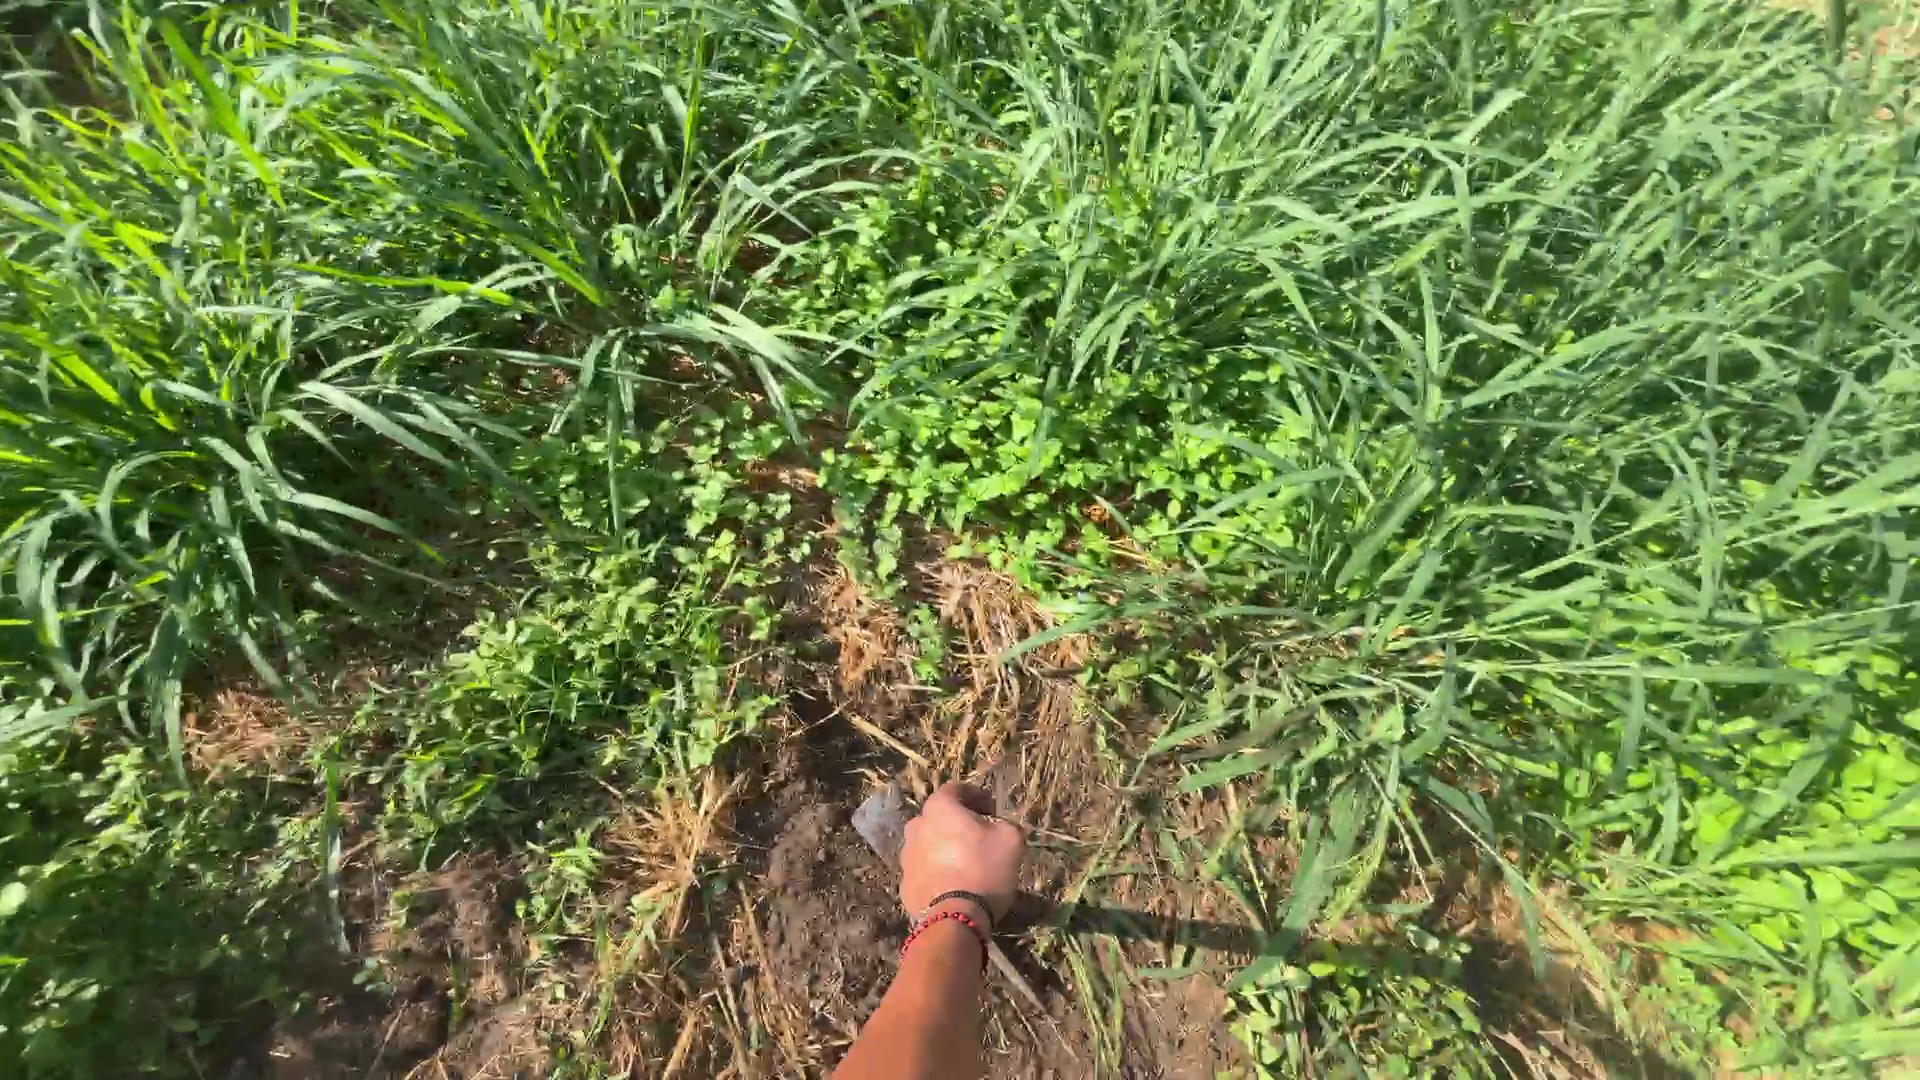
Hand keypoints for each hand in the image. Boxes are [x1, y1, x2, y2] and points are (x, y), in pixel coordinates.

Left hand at [899, 782, 1025, 923]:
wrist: (954, 920)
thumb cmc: (983, 869)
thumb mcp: (1010, 840)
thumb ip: (1006, 825)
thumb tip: (1001, 827)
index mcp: (939, 808)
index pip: (957, 790)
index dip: (977, 796)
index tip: (991, 809)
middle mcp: (917, 826)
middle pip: (940, 818)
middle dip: (959, 823)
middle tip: (980, 837)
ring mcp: (907, 857)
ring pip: (930, 844)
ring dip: (945, 848)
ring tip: (966, 864)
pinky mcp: (905, 884)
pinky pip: (925, 870)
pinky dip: (938, 872)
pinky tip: (954, 885)